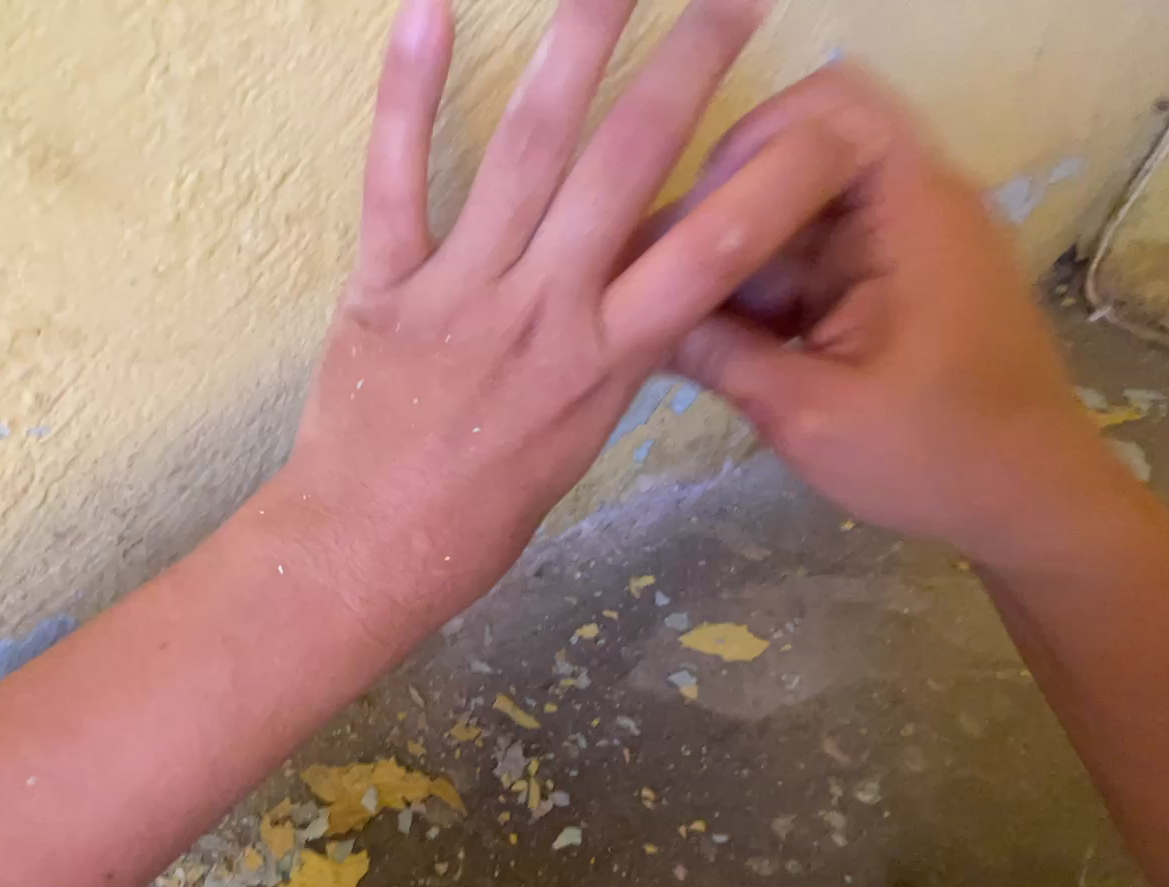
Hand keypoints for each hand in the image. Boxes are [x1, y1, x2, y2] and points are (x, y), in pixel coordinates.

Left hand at [265, 0, 867, 638]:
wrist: (370, 551)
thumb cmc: (477, 521)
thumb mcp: (570, 446)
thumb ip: (605, 359)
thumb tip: (636, 291)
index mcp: (601, 366)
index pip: (710, 250)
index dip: (766, 173)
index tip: (799, 117)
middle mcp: (541, 315)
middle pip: (625, 165)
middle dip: (686, 63)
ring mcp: (457, 296)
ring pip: (525, 152)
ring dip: (575, 44)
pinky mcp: (381, 290)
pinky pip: (396, 183)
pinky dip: (407, 97)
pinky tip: (427, 12)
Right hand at [658, 65, 1141, 570]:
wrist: (1023, 503)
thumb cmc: (932, 458)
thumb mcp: (809, 415)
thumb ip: (722, 358)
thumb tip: (633, 320)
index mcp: (909, 215)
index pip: (826, 110)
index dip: (748, 145)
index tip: (688, 225)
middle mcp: (903, 210)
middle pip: (792, 162)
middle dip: (719, 215)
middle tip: (653, 284)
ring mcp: (888, 250)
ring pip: (785, 219)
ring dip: (726, 263)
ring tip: (664, 317)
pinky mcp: (875, 287)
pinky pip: (796, 267)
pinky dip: (749, 295)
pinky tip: (704, 339)